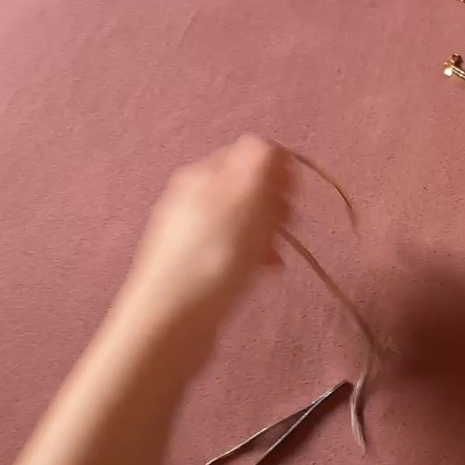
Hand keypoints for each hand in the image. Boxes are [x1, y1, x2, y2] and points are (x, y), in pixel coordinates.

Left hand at [116, 135, 289, 350]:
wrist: (171, 321)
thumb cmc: (214, 259)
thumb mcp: (244, 203)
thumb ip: (260, 167)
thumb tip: (271, 144)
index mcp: (204, 175)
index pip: (254, 153)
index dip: (280, 173)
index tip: (293, 198)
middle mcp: (195, 195)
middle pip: (252, 184)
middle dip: (276, 204)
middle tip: (285, 227)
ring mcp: (193, 228)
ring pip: (247, 216)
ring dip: (270, 231)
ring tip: (273, 255)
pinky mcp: (196, 259)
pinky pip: (236, 243)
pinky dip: (255, 251)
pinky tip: (262, 270)